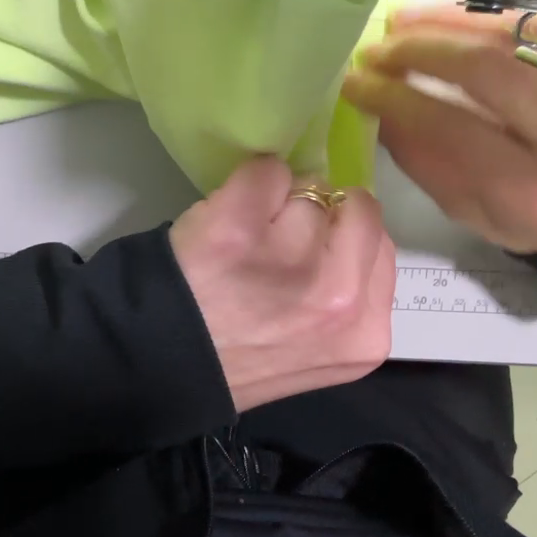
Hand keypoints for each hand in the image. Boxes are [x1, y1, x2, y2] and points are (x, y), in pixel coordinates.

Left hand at [169, 157, 396, 412]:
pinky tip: (223, 218)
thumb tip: (344, 218)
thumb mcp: (316, 345)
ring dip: (278, 200)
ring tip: (244, 238)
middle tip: (276, 239)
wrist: (155, 364)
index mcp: (365, 332)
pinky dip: (247, 181)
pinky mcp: (236, 229)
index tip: (310, 248)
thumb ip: (346, 293)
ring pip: (307, 189)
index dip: (342, 236)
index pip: (380, 245)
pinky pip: (264, 172)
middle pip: (354, 209)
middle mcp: (337, 296)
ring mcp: (288, 260)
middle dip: (320, 213)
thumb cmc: (236, 353)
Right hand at [342, 7, 536, 254]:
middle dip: (422, 52)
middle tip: (377, 50)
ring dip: (449, 23)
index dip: (397, 100)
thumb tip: (377, 104)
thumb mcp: (468, 207)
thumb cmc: (525, 211)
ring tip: (401, 22)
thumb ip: (422, 160)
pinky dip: (486, 15)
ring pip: (518, 37)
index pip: (453, 129)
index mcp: (536, 191)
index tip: (355, 84)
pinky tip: (445, 16)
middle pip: (491, 71)